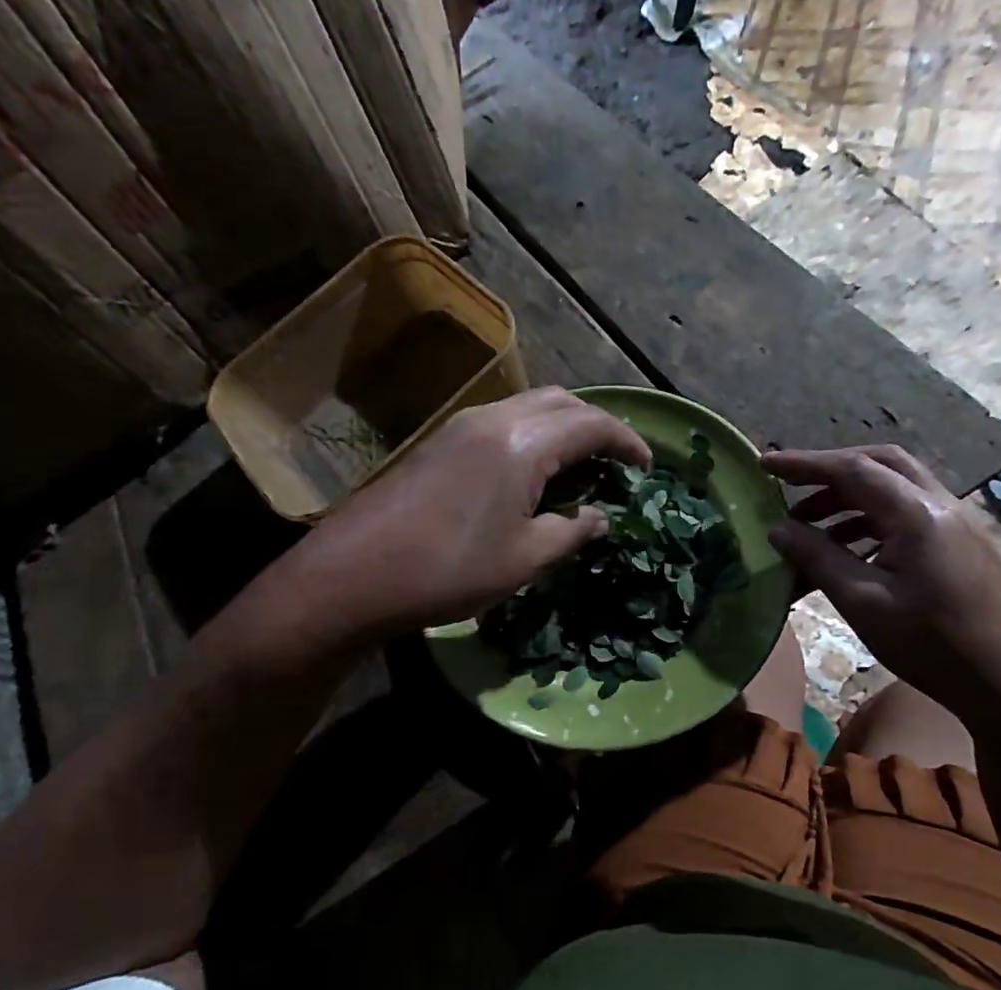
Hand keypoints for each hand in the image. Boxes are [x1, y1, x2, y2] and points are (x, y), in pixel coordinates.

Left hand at [277, 388, 651, 635]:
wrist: (353, 575)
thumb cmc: (448, 570)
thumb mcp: (525, 558)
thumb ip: (572, 530)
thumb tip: (599, 517)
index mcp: (522, 443)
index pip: (591, 423)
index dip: (627, 441)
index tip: (647, 466)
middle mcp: (493, 419)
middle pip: (562, 402)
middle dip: (596, 426)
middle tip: (614, 464)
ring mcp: (461, 426)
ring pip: (530, 408)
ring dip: (563, 429)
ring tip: (579, 470)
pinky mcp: (440, 442)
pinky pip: (502, 423)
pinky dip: (532, 437)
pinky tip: (533, 475)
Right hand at [762, 446, 1000, 710]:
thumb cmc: (932, 645)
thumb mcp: (863, 602)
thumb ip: (818, 558)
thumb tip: (777, 528)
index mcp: (917, 513)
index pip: (853, 468)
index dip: (804, 463)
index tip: (765, 464)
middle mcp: (942, 504)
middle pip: (880, 464)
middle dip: (831, 471)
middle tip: (792, 490)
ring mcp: (958, 523)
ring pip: (895, 490)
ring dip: (850, 500)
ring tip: (811, 529)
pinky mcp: (963, 545)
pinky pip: (909, 515)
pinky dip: (872, 521)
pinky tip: (850, 553)